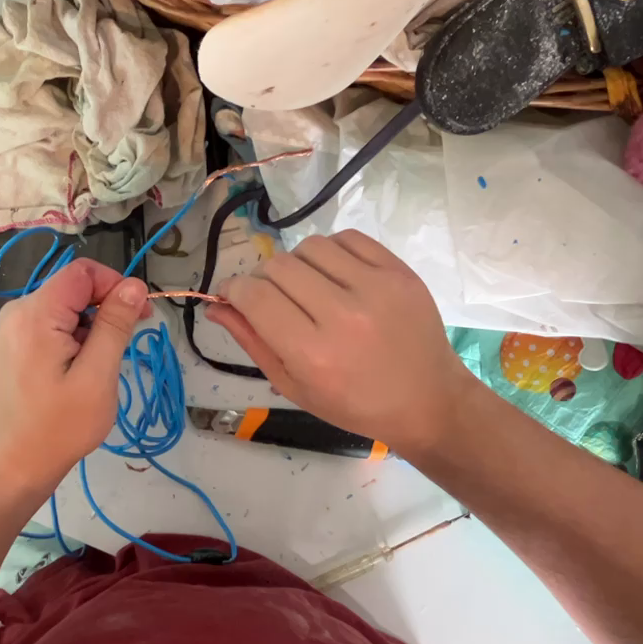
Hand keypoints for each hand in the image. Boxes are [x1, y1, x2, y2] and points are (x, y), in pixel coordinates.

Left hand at [0, 259, 148, 494]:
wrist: (19, 462)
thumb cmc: (61, 424)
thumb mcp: (98, 375)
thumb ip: (115, 325)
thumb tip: (135, 286)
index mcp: (36, 313)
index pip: (82, 272)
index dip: (115, 284)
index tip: (139, 315)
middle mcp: (18, 311)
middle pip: (73, 287)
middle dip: (105, 306)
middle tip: (128, 341)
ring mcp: (13, 328)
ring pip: (65, 306)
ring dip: (92, 325)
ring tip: (101, 364)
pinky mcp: (16, 344)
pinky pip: (52, 323)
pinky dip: (75, 336)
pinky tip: (82, 367)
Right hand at [205, 231, 477, 457]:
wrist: (426, 400)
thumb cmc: (353, 404)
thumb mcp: (293, 386)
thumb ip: (252, 342)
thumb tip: (216, 306)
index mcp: (312, 353)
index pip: (254, 296)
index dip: (233, 290)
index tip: (232, 295)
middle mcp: (342, 315)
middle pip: (278, 267)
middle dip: (263, 279)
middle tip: (273, 299)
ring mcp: (375, 288)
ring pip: (310, 247)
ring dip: (298, 264)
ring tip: (308, 288)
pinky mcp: (399, 272)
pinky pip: (347, 239)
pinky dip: (331, 253)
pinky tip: (335, 276)